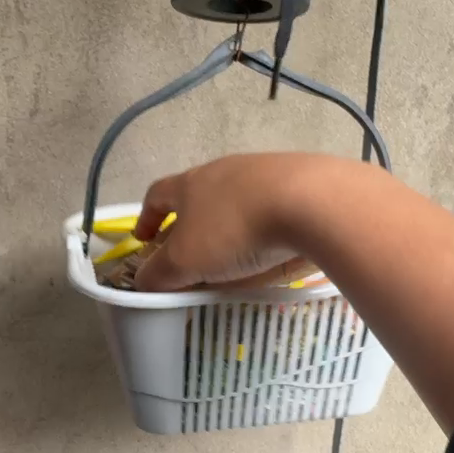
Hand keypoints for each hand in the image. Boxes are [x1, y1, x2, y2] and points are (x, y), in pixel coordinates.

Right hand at [131, 153, 320, 291]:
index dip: (147, 218)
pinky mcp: (299, 183)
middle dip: (191, 225)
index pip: (157, 195)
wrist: (310, 202)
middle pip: (198, 196)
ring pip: (236, 201)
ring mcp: (264, 173)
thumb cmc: (233, 229)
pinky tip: (272, 249)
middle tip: (190, 255)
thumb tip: (144, 281)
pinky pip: (271, 208)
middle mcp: (224, 171)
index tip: (143, 240)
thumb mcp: (186, 261)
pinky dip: (263, 229)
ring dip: (228, 226)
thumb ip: (160, 273)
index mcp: (190, 184)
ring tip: (234, 257)